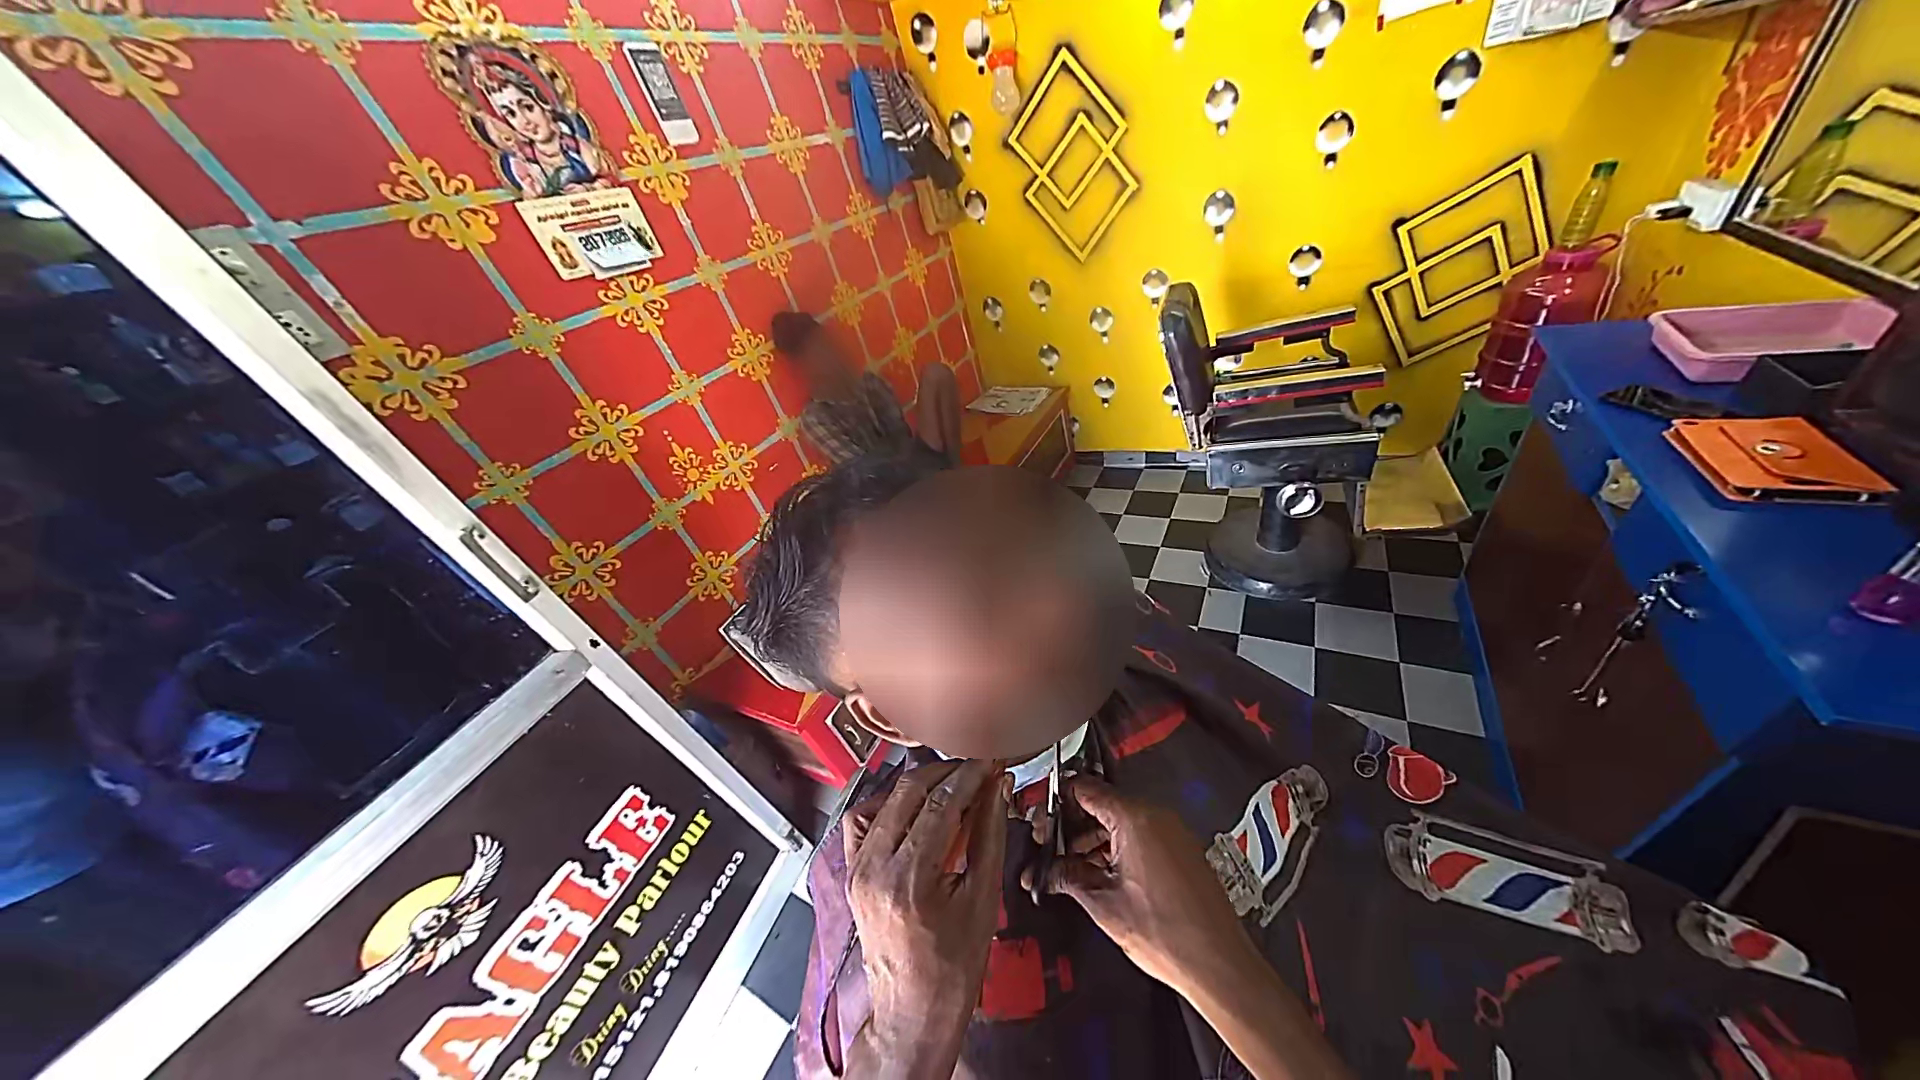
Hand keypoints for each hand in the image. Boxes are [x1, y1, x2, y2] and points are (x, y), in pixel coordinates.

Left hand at [845, 760, 1007, 1077]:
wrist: (914, 1010)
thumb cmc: (952, 968)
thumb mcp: (983, 899)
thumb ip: (989, 835)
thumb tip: (996, 789)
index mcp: (910, 878)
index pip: (942, 802)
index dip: (971, 774)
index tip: (990, 762)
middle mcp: (875, 867)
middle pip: (910, 790)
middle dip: (948, 773)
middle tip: (976, 771)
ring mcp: (858, 868)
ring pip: (885, 797)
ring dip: (921, 784)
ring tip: (951, 787)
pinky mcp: (852, 871)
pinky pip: (863, 819)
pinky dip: (889, 803)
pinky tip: (914, 808)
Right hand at [1023, 774, 1246, 995]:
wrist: (1219, 964)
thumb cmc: (1170, 935)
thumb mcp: (1104, 904)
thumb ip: (1069, 877)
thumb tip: (1049, 871)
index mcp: (1135, 819)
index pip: (1086, 789)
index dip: (1059, 802)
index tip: (1044, 819)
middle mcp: (1156, 816)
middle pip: (1103, 804)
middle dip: (1075, 826)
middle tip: (1053, 849)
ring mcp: (1172, 832)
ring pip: (1121, 821)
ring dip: (1095, 839)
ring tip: (1075, 868)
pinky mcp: (1181, 849)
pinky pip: (1142, 834)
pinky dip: (1119, 847)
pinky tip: (1103, 874)